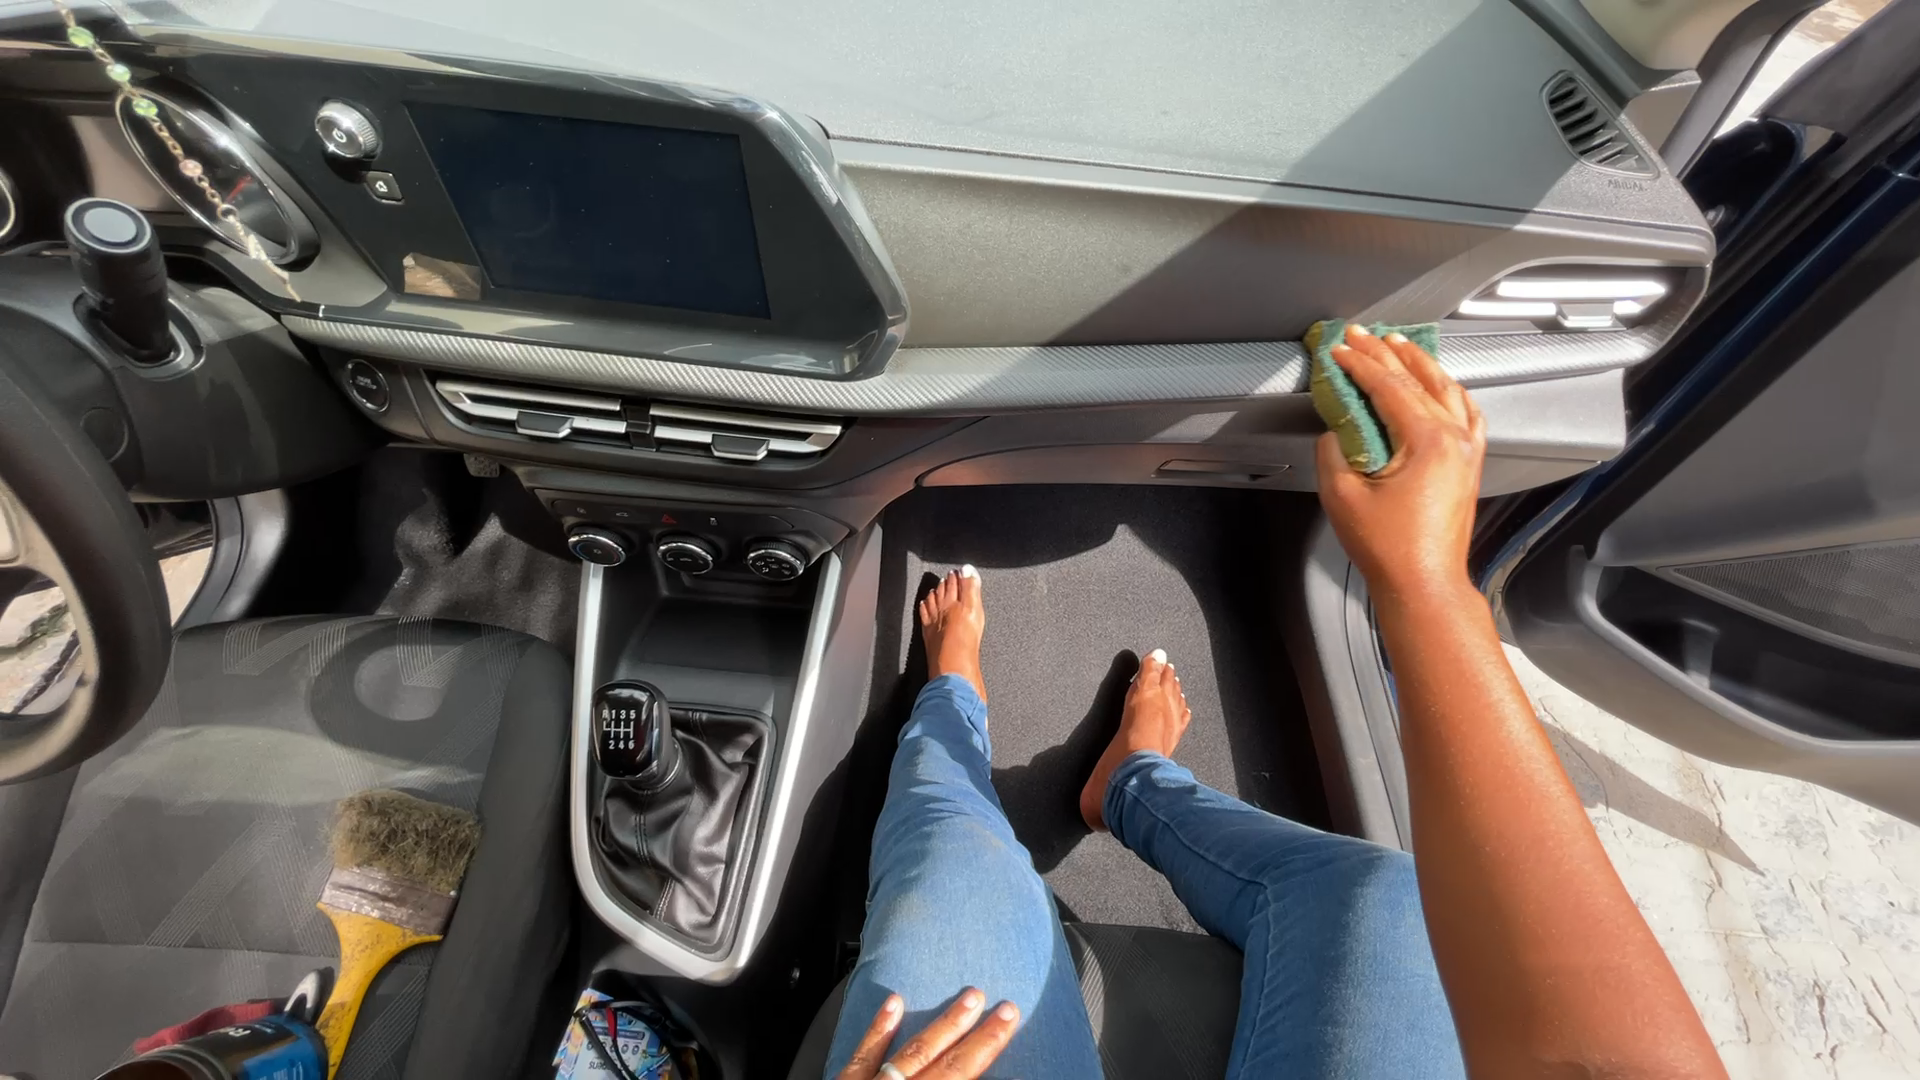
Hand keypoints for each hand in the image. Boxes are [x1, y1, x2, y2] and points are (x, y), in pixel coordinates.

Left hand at [835, 989, 1018, 1079]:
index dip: (992, 1070)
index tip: (1016, 1054)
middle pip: (950, 1069)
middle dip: (982, 1041)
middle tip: (1008, 1010)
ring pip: (916, 1053)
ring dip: (946, 1024)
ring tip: (972, 996)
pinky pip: (864, 1055)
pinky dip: (880, 1029)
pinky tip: (895, 1002)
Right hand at [1315, 324, 1486, 607]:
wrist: (1422, 580)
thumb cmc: (1387, 546)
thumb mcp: (1341, 495)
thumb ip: (1333, 451)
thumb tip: (1335, 429)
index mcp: (1428, 441)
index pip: (1388, 386)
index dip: (1359, 364)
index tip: (1338, 348)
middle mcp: (1456, 437)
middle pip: (1418, 379)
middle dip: (1386, 353)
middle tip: (1362, 335)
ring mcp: (1468, 449)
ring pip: (1447, 388)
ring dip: (1418, 364)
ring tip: (1398, 345)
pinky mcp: (1468, 462)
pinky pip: (1463, 410)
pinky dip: (1444, 388)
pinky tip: (1436, 384)